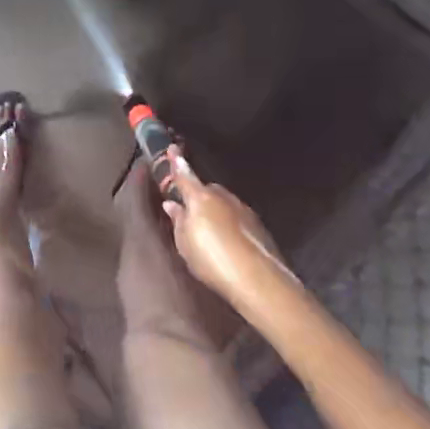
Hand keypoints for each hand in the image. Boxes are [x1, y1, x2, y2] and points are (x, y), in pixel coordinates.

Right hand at [162, 150, 296, 305]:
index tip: (173, 149)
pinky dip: (230, 223)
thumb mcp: (184, 243)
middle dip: (198, 196)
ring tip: (209, 233)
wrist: (257, 279)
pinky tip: (227, 243)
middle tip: (189, 213)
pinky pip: (237, 217)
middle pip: (207, 189)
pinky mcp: (257, 225)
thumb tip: (172, 204)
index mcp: (200, 197)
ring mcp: (243, 209)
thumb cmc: (211, 259)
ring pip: (223, 203)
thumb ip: (178, 220)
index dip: (177, 162)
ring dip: (215, 211)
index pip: (185, 174)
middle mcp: (223, 197)